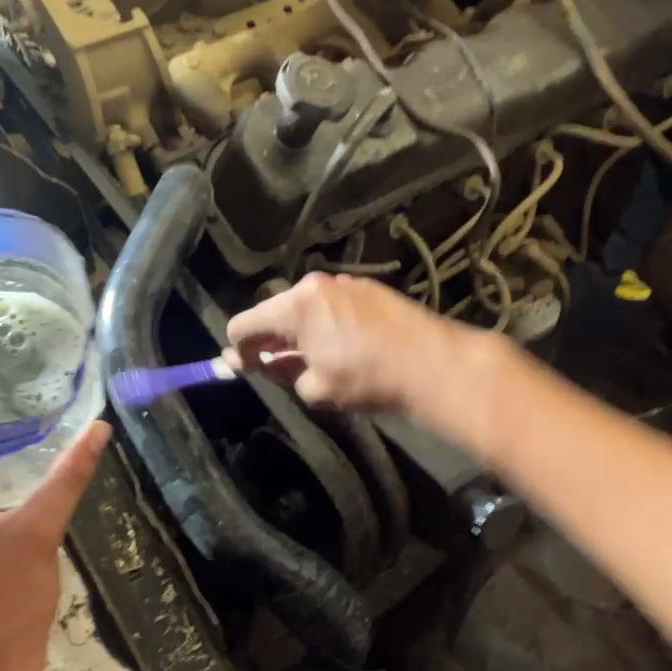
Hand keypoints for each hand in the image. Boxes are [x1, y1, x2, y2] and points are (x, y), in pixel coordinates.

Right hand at [225, 272, 468, 410]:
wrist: (433, 363)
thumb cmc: (367, 378)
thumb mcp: (316, 387)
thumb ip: (280, 372)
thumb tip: (264, 365)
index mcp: (294, 306)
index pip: (243, 325)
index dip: (238, 351)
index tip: (247, 370)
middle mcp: (315, 286)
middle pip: (274, 313)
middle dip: (270, 341)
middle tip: (277, 369)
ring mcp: (344, 282)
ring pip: (305, 309)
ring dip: (299, 333)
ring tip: (316, 361)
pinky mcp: (369, 288)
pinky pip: (331, 306)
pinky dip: (325, 326)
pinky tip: (343, 349)